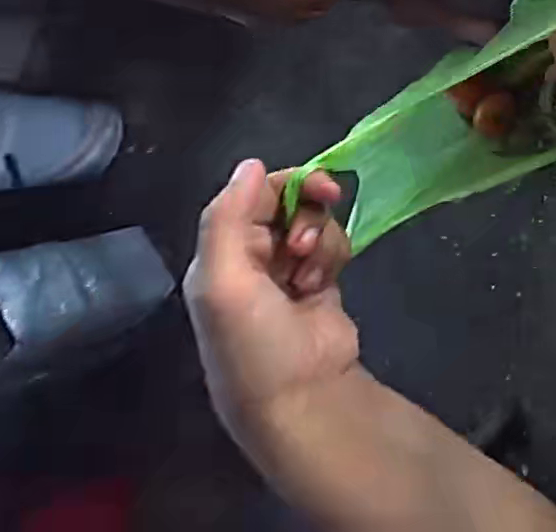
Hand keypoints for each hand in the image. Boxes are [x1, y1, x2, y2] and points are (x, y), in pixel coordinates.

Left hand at [185, 160, 357, 433]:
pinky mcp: (321, 280)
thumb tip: (251, 162)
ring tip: (313, 273)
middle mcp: (251, 259)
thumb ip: (228, 218)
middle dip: (310, 210)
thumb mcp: (224, 282)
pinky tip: (324, 282)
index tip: (320, 187)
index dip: (287, 184)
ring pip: (316, 223)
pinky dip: (334, 255)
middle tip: (324, 216)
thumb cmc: (254, 340)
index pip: (253, 196)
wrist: (301, 393)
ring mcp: (287, 270)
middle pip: (289, 204)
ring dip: (323, 238)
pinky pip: (333, 245)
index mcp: (221, 256)